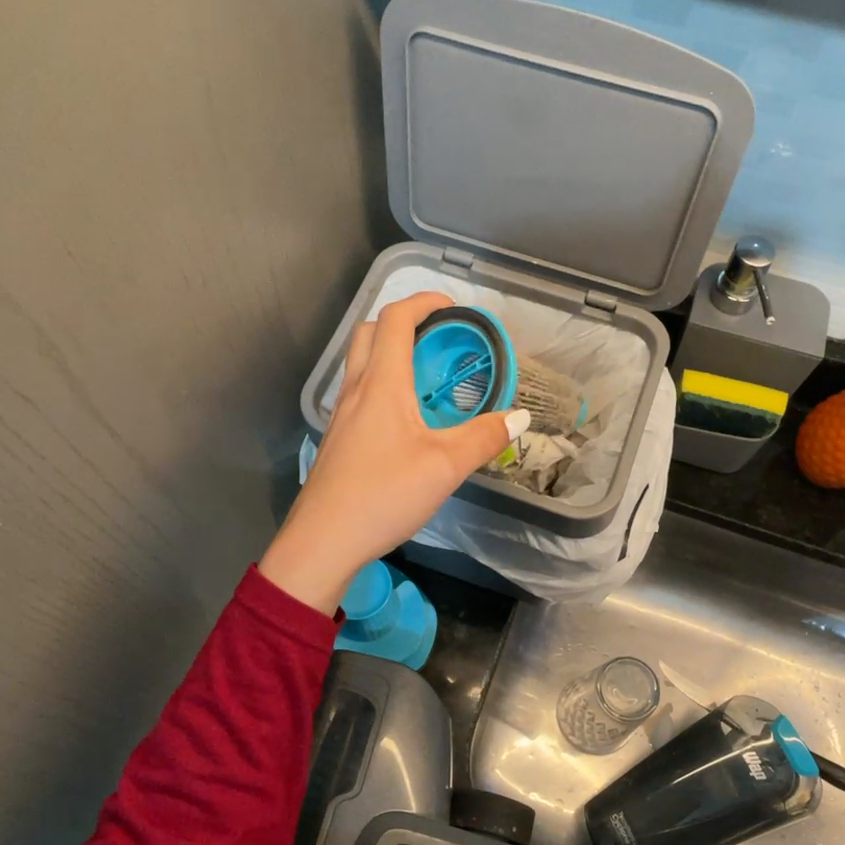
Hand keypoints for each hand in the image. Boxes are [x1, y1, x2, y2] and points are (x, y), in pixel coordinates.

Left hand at [261, 292, 528, 612]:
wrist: (324, 540)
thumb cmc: (384, 496)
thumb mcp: (445, 467)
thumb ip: (484, 438)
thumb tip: (520, 418)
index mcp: (381, 384)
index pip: (395, 320)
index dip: (423, 303)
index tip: (452, 309)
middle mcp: (356, 390)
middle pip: (369, 332)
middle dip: (402, 322)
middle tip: (436, 338)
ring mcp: (341, 415)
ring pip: (359, 363)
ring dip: (388, 353)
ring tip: (425, 375)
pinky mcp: (337, 439)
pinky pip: (358, 392)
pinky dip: (381, 383)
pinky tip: (403, 418)